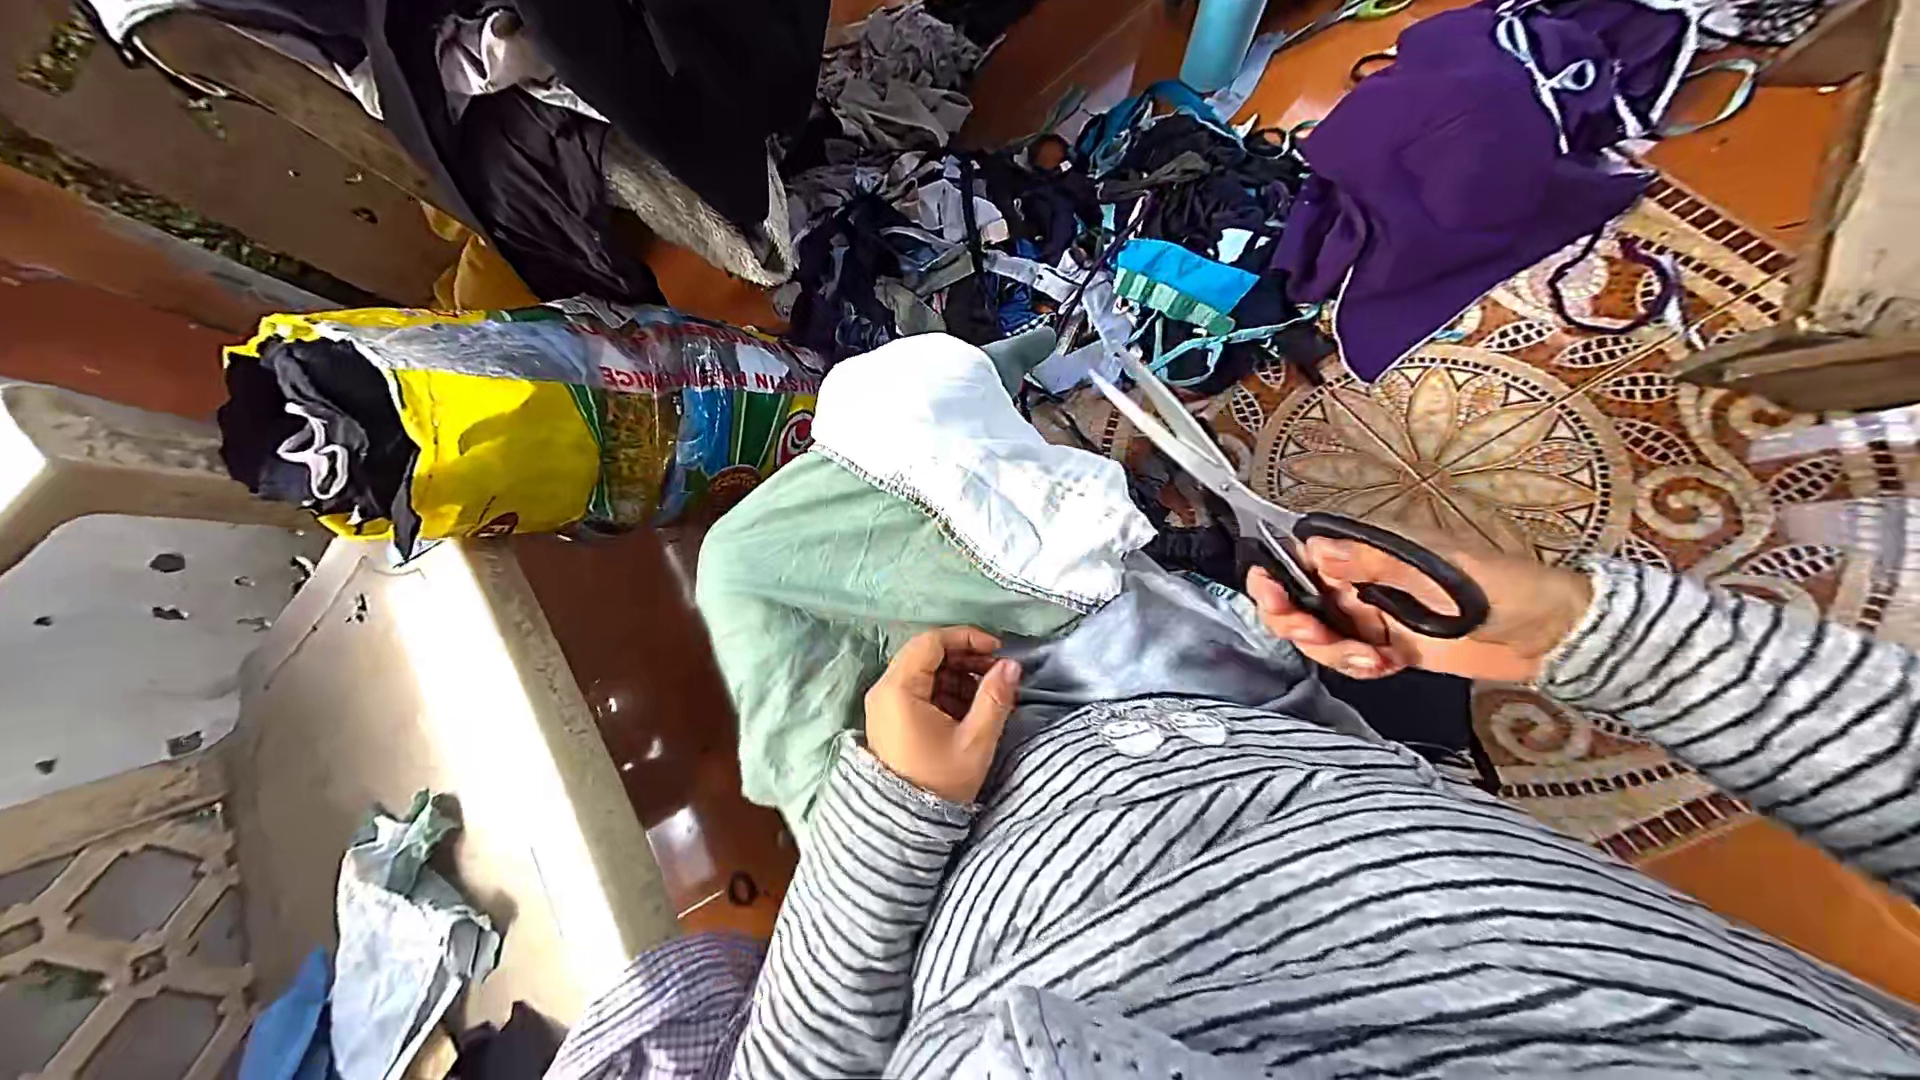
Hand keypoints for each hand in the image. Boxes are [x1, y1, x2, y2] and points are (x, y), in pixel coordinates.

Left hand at [864, 627, 1021, 803]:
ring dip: (958, 673)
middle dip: (965, 655)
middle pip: (927, 653)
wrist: (903, 827)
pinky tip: (970, 706)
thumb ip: (995, 698)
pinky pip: (920, 689)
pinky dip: (946, 689)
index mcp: (898, 689)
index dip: (967, 637)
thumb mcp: (975, 741)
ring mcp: (886, 703)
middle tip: (996, 669)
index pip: (931, 642)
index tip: (997, 649)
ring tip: (987, 691)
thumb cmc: (939, 783)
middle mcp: (885, 689)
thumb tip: (1011, 665)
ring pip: (925, 670)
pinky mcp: (891, 716)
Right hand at [1248, 535, 1593, 683]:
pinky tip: (1386, 666)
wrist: (1555, 636)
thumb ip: (1374, 562)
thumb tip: (1315, 550)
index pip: (1300, 560)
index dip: (1276, 576)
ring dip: (1332, 651)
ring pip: (1318, 636)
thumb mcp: (1437, 570)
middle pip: (1298, 602)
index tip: (1268, 589)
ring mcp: (1368, 617)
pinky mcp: (1384, 647)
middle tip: (1316, 635)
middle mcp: (1356, 583)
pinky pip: (1349, 660)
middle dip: (1295, 621)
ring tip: (1372, 658)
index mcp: (1365, 553)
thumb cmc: (1501, 586)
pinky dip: (1358, 668)